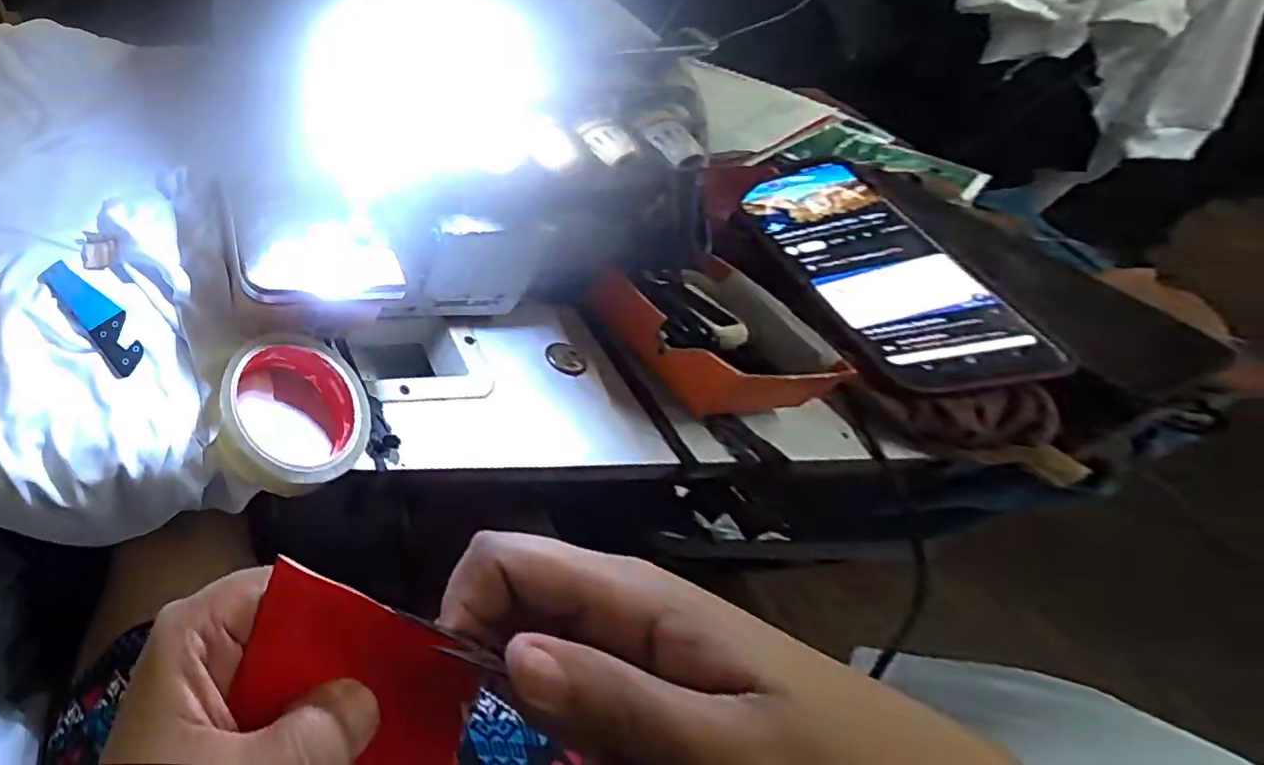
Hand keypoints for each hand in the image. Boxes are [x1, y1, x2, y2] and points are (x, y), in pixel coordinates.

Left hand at [101, 566, 379, 764]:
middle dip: (337, 662)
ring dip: (329, 705)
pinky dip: (308, 736)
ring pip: (286, 681)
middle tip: (397, 678)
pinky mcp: (218, 735)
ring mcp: (210, 694)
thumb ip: (309, 735)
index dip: (330, 605)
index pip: (275, 589)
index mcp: (194, 631)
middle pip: (286, 634)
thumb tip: (365, 696)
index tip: (384, 633)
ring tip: (389, 712)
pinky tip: (350, 748)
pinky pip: (275, 721)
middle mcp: (203, 649)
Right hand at [440, 532, 1017, 764]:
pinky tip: (588, 754)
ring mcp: (633, 636)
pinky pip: (578, 678)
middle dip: (487, 653)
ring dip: (525, 694)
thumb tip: (506, 656)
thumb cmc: (840, 762)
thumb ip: (617, 699)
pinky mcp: (649, 674)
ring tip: (555, 754)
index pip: (502, 555)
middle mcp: (616, 598)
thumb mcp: (730, 748)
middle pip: (512, 594)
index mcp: (626, 589)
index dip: (464, 603)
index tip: (459, 686)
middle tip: (500, 736)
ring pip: (539, 639)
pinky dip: (563, 716)